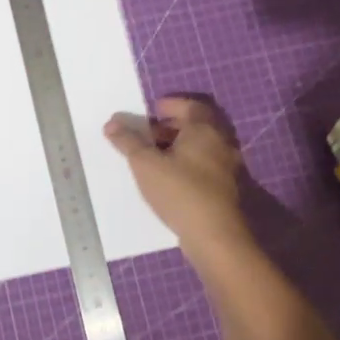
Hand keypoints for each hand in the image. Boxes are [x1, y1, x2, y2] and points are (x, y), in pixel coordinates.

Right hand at [105, 97, 249, 259]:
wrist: (214, 235)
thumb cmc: (179, 191)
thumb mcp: (145, 164)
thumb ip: (128, 141)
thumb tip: (111, 122)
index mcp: (204, 129)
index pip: (190, 106)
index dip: (171, 104)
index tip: (153, 109)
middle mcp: (221, 143)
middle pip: (196, 126)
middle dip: (172, 126)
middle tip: (148, 133)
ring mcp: (227, 167)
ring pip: (201, 147)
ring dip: (179, 146)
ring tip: (154, 156)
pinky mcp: (227, 188)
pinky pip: (205, 166)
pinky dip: (188, 163)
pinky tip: (170, 178)